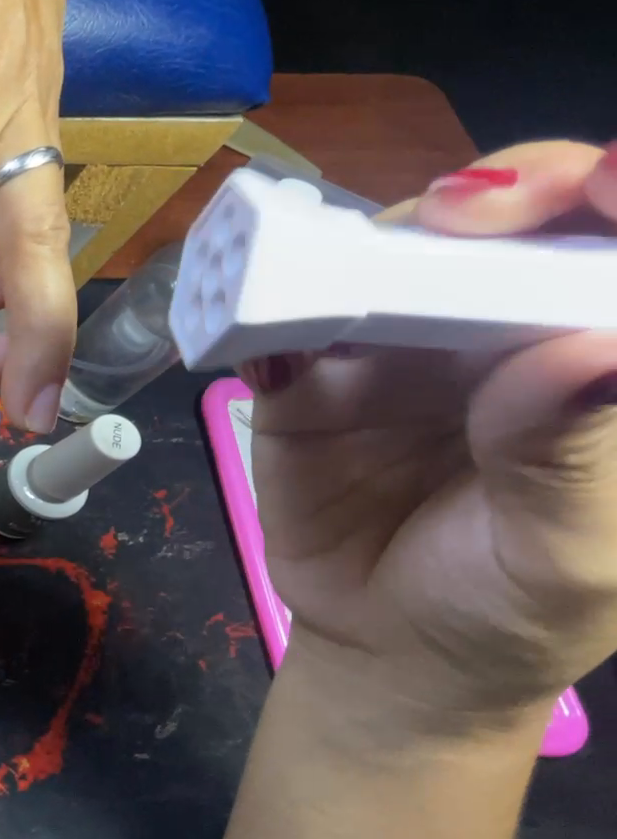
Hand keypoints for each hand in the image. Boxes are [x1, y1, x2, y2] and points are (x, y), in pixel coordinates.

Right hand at [248, 141, 616, 730]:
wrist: (385, 646)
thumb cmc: (509, 604)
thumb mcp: (569, 553)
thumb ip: (570, 459)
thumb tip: (581, 354)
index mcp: (585, 363)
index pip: (609, 256)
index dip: (605, 201)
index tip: (591, 192)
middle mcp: (493, 338)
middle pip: (490, 236)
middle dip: (480, 205)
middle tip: (452, 218)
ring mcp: (389, 356)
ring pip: (375, 266)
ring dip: (353, 250)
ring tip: (330, 270)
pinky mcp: (299, 386)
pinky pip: (278, 336)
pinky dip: (261, 320)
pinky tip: (257, 332)